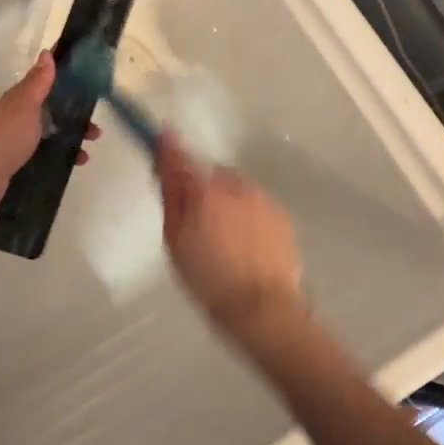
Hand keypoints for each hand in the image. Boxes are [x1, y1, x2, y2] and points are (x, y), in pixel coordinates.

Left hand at [0, 51, 98, 193]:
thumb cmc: (9, 136)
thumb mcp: (26, 105)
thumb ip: (38, 82)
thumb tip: (46, 52)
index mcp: (20, 97)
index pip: (44, 78)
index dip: (63, 73)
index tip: (86, 71)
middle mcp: (21, 112)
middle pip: (53, 105)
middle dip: (76, 110)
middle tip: (95, 119)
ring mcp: (22, 134)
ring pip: (55, 127)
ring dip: (75, 131)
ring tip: (92, 141)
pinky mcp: (24, 154)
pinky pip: (51, 147)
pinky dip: (66, 150)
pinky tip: (79, 159)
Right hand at [155, 134, 305, 334]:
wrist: (263, 308)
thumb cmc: (209, 278)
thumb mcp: (175, 241)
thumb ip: (171, 195)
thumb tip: (164, 160)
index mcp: (205, 190)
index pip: (180, 157)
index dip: (168, 146)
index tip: (160, 136)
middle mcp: (236, 186)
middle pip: (210, 175)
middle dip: (202, 188)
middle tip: (194, 222)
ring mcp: (263, 199)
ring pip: (236, 190)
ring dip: (226, 202)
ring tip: (222, 238)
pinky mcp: (282, 217)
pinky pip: (256, 206)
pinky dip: (247, 216)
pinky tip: (244, 245)